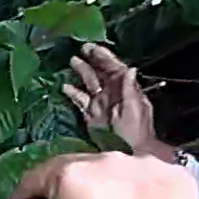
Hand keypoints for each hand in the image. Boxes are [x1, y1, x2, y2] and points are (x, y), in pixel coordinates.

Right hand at [6, 152, 198, 198]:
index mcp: (68, 173)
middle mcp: (103, 158)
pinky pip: (141, 176)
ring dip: (98, 184)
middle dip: (61, 186)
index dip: (23, 196)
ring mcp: (141, 162)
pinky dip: (132, 188)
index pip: (34, 178)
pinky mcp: (173, 171)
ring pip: (108, 169)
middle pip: (71, 167)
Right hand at [63, 44, 171, 159]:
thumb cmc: (134, 130)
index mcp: (124, 89)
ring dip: (81, 74)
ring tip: (72, 62)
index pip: (114, 69)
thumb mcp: (133, 108)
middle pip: (100, 73)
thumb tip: (129, 70)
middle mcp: (112, 94)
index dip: (104, 58)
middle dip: (91, 61)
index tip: (93, 48)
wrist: (129, 150)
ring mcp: (100, 104)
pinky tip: (64, 88)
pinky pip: (80, 101)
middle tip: (80, 50)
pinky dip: (73, 94)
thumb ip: (130, 90)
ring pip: (89, 84)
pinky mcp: (90, 115)